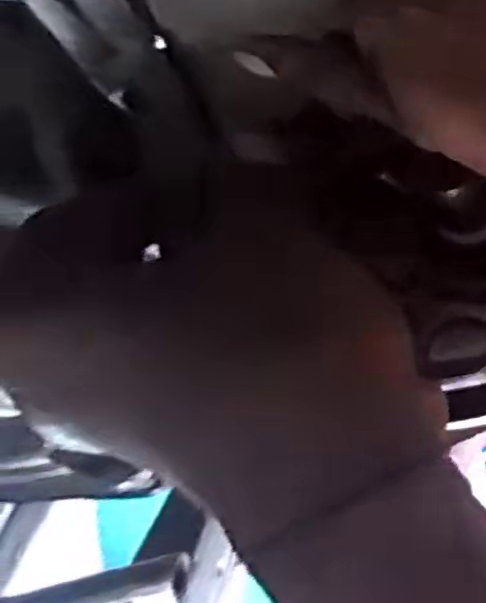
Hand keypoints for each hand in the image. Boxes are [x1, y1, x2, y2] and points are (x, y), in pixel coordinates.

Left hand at [0, 168, 446, 548]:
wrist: (338, 464)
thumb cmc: (286, 344)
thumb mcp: (278, 243)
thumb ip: (251, 182)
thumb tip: (249, 138)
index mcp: (27, 311)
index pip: (76, 213)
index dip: (170, 185)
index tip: (252, 183)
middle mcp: (36, 361)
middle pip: (115, 264)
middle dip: (198, 233)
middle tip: (278, 221)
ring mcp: (102, 402)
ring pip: (156, 307)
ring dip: (221, 276)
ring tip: (297, 265)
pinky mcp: (168, 422)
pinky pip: (185, 347)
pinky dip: (231, 319)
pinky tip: (294, 314)